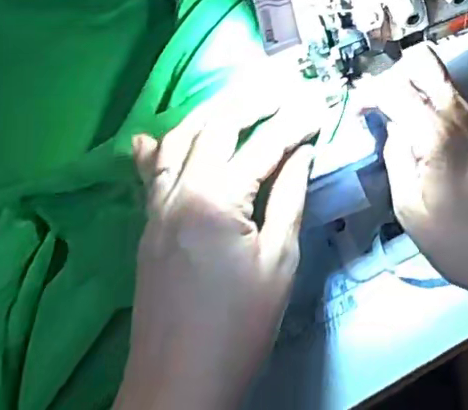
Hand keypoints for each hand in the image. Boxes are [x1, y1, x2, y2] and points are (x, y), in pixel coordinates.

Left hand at [117, 86, 319, 409]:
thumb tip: (301, 152)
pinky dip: (159, 148)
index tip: (319, 105)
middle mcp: (180, 193)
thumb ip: (289, 197)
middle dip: (254, 101)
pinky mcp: (148, 227)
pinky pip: (151, 173)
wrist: (176, 390)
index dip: (295, 121)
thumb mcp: (279, 261)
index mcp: (216, 200)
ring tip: (241, 98)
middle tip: (286, 88)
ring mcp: (157, 209)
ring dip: (211, 112)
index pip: (264, 144)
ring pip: (179, 140)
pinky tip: (155, 134)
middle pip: (217, 126)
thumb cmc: (239, 327)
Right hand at [373, 45, 467, 303]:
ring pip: (438, 72)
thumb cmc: (456, 237)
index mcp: (436, 131)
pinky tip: (416, 131)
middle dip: (394, 75)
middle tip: (379, 107)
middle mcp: (458, 110)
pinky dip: (428, 98)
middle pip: (423, 60)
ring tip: (394, 120)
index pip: (394, 88)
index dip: (368, 96)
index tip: (356, 117)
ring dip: (412, 84)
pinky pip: (449, 92)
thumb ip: (394, 155)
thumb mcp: (409, 206)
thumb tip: (388, 126)